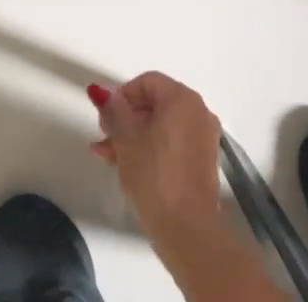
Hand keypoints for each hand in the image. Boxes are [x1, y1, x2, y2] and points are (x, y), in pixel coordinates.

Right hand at [90, 72, 223, 242]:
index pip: (147, 81)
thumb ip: (113, 110)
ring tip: (107, 156)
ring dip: (134, 136)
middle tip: (104, 136)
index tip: (105, 116)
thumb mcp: (126, 138)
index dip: (122, 95)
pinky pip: (173, 143)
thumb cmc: (154, 174)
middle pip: (155, 103)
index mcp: (182, 99)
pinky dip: (151, 147)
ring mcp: (204, 136)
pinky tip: (128, 165)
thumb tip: (102, 92)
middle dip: (126, 118)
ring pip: (162, 125)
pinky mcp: (203, 160)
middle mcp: (198, 111)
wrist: (186, 226)